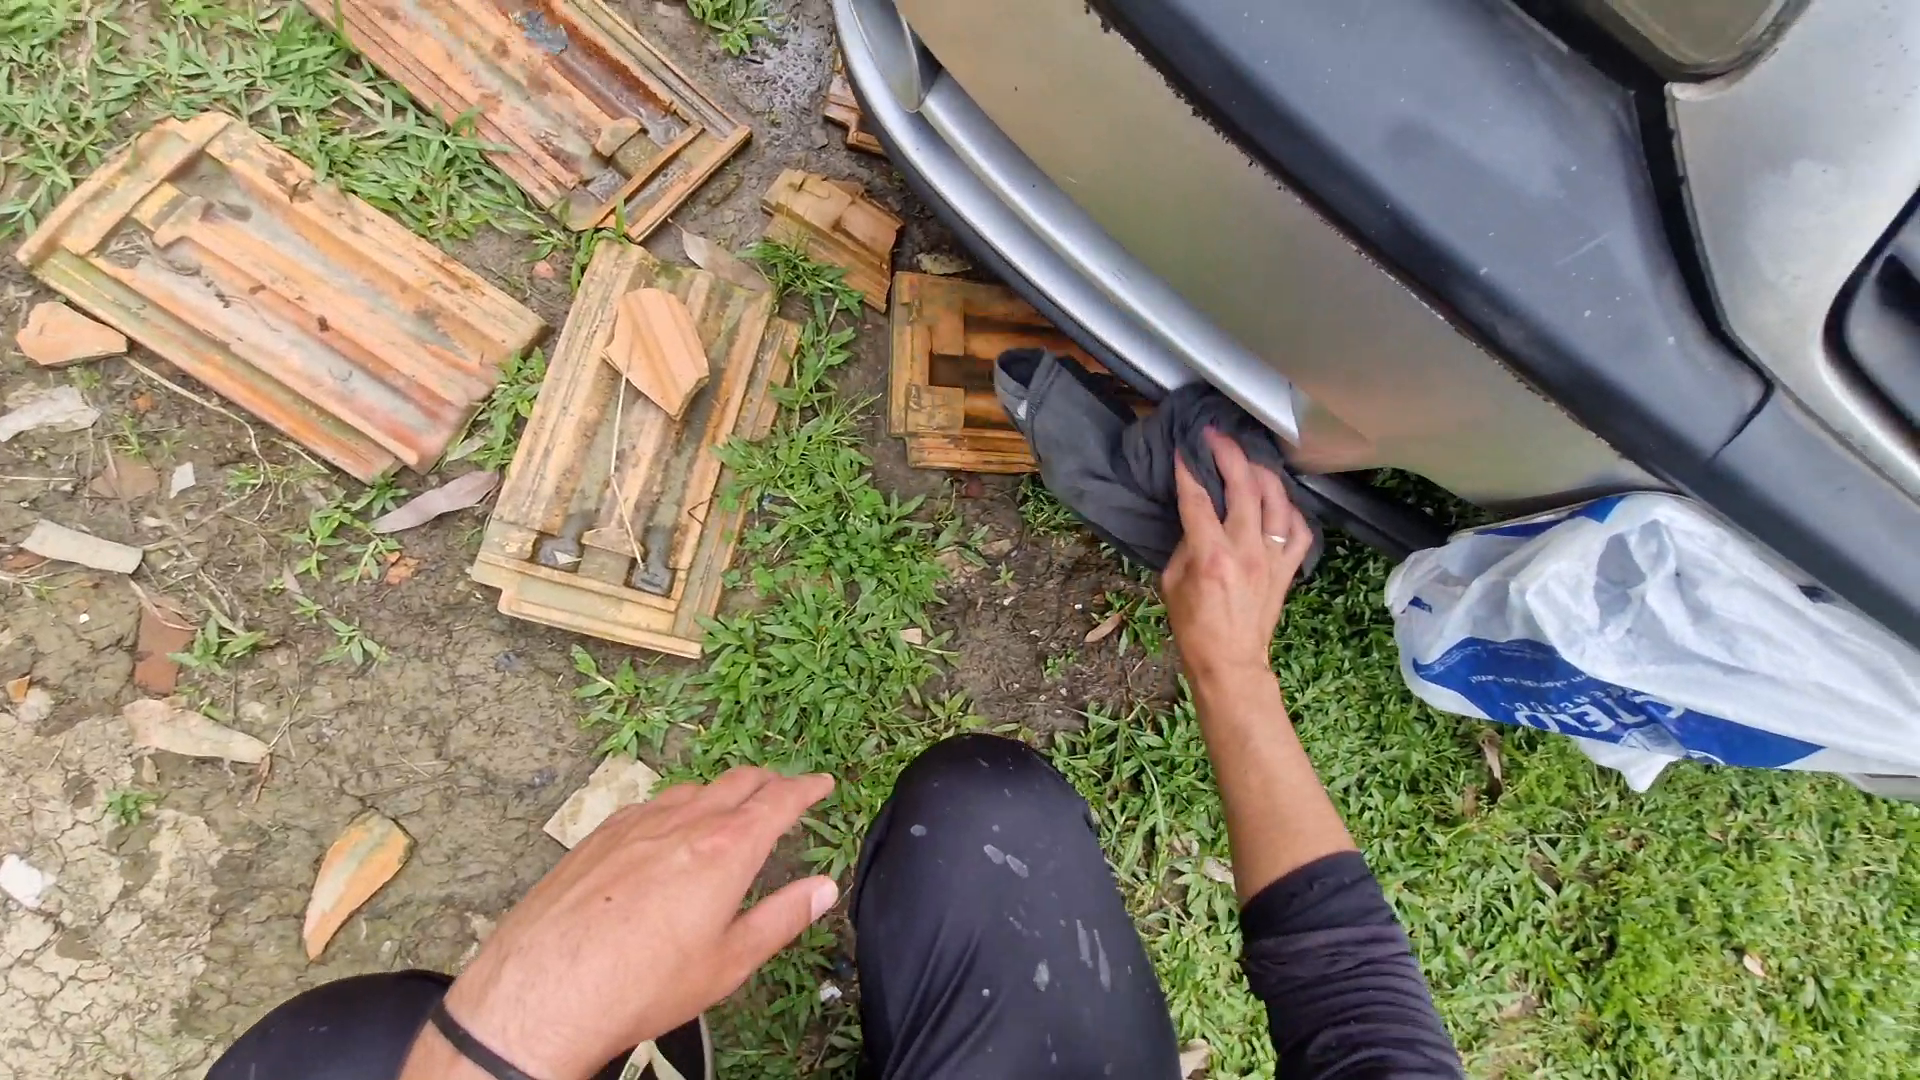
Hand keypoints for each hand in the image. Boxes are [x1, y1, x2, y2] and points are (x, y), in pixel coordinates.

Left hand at [425, 768, 838, 1079]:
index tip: (823, 782)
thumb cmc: (642, 986)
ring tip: (732, 807)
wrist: (537, 996)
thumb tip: (825, 888)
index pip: (780, 800)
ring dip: (724, 791)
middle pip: (740, 781)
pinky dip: (679, 805)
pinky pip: (653, 803)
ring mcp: (640, 822)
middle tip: (786, 790)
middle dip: (770, 781)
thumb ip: (783, 918)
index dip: (808, 787)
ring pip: (696, 788)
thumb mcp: (727, 964)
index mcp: (727, 849)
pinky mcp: (602, 834)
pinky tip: (671, 828)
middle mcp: (687, 821)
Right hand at [1162, 428, 1311, 682]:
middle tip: (1217, 437)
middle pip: (1244, 487)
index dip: (1190, 471)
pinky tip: (1278, 500)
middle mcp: (1246, 550)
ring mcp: (1273, 558)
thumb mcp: (1172, 581)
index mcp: (1210, 555)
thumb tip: (1198, 518)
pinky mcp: (1289, 568)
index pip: (1198, 499)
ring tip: (1248, 459)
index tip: (1185, 450)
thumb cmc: (1193, 626)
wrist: (1230, 661)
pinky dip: (1290, 508)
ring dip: (1261, 472)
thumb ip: (1186, 544)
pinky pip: (1298, 529)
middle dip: (1229, 454)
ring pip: (1277, 499)